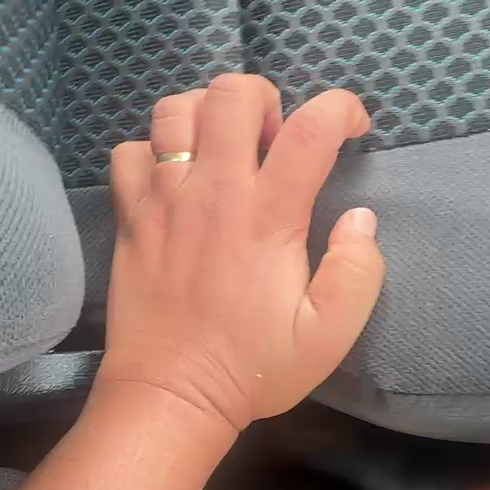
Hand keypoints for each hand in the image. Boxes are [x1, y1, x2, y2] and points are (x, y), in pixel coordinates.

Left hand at [95, 74, 384, 433]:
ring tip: (225, 147)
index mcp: (268, 215)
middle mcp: (213, 191)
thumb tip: (360, 217)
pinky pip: (130, 153)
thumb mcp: (330, 335)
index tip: (352, 128)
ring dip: (207, 113)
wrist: (171, 394)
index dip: (340, 109)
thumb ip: (358, 271)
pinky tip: (174, 179)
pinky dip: (153, 151)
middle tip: (277, 138)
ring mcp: (163, 199)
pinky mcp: (130, 216)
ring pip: (174, 110)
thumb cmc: (254, 367)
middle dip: (266, 97)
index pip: (310, 128)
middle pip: (232, 95)